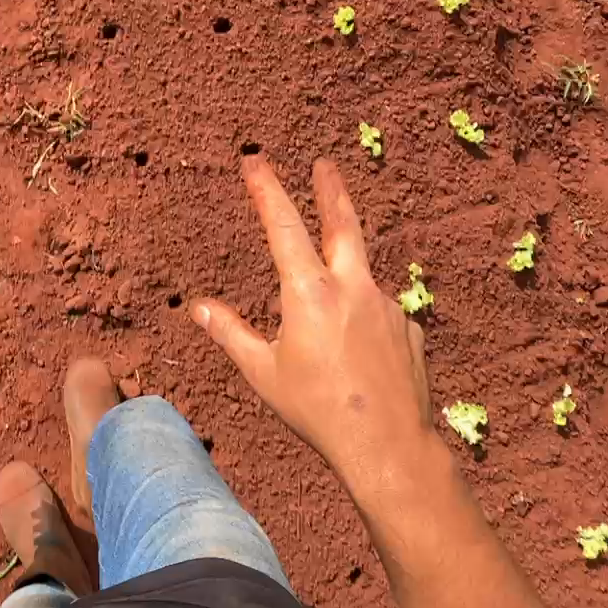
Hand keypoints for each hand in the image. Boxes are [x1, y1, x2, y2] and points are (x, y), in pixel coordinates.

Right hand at [190, 155, 435, 492]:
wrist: (388, 445)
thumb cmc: (315, 409)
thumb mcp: (262, 372)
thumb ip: (229, 332)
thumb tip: (198, 307)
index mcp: (309, 293)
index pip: (283, 227)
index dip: (267, 190)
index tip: (255, 162)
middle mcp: (352, 287)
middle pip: (343, 223)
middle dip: (330, 190)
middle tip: (324, 164)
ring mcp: (387, 305)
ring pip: (360, 273)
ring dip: (344, 269)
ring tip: (328, 313)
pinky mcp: (409, 327)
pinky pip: (379, 310)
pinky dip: (363, 315)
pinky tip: (357, 350)